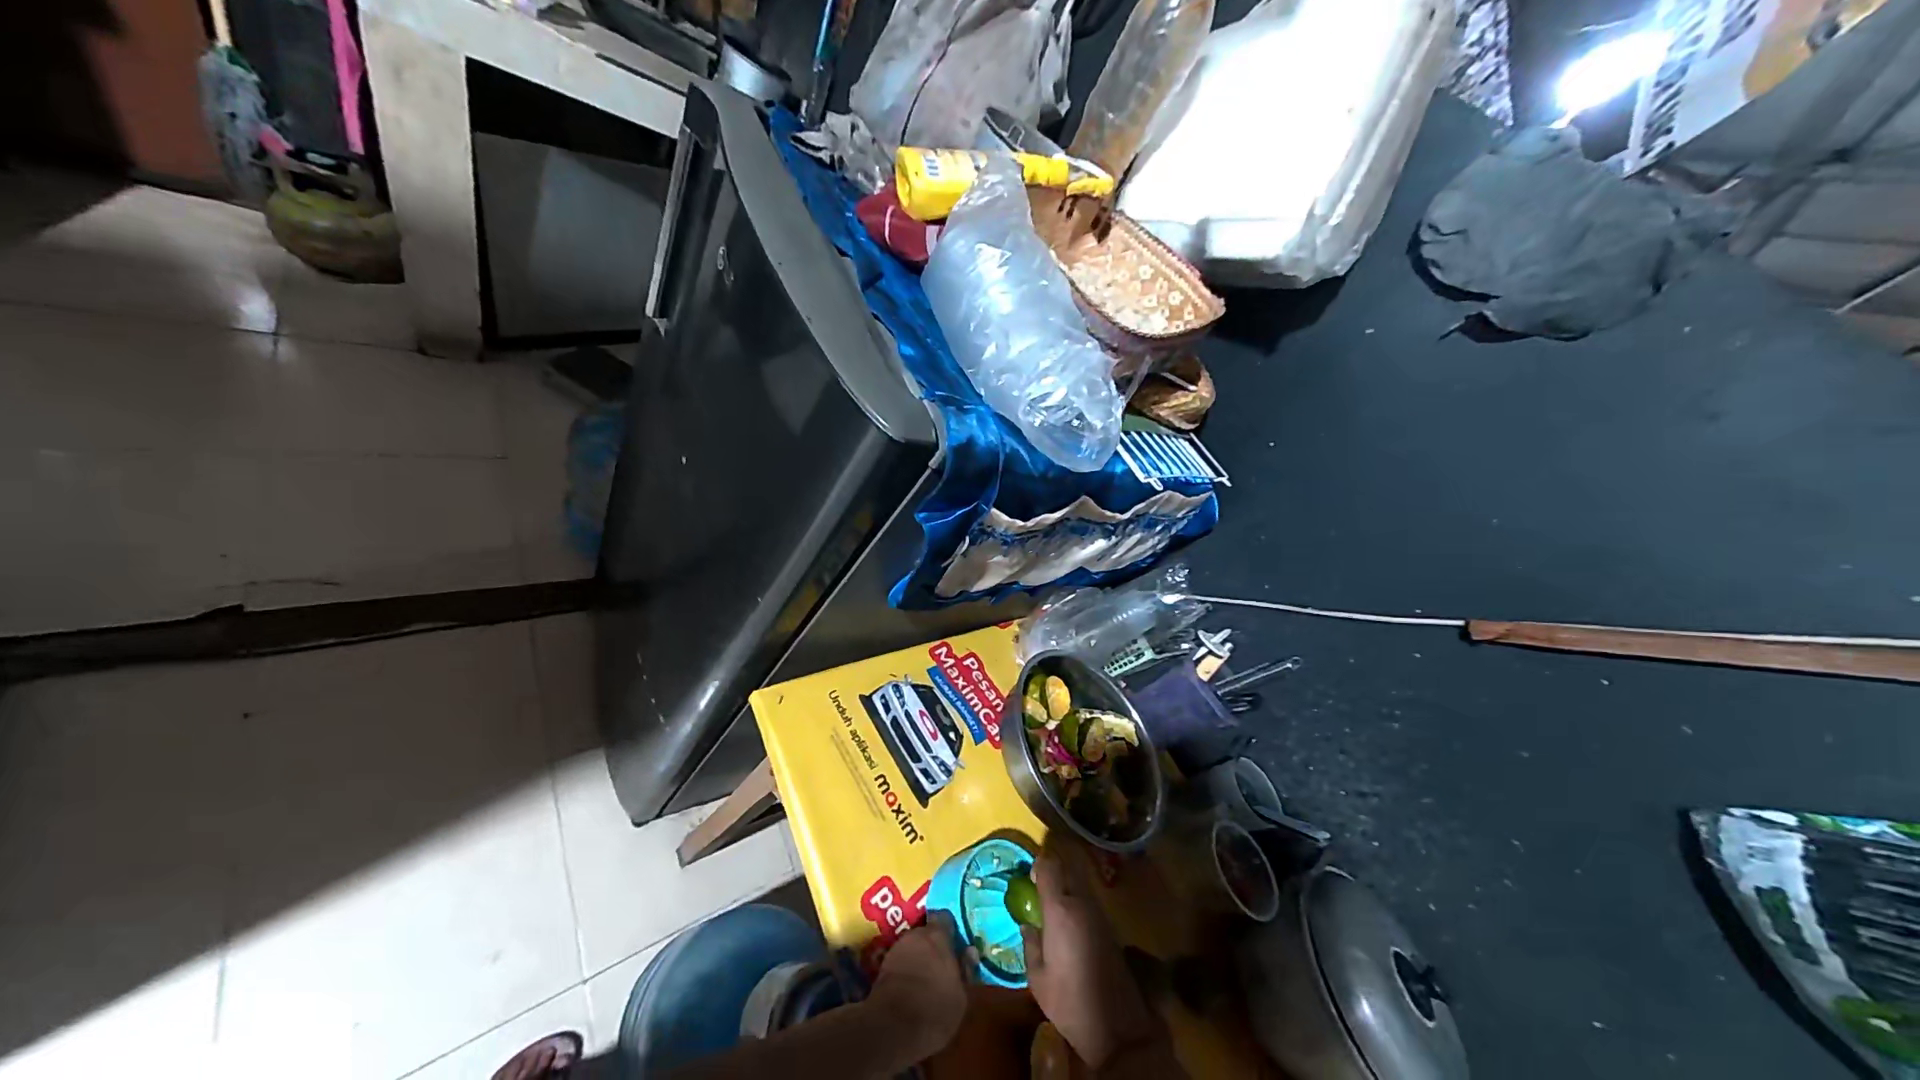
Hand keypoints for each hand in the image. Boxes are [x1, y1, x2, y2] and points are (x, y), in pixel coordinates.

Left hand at [868, 912, 968, 1060]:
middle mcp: (915, 935)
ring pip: (911, 946)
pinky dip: (905, 968)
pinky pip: (899, 960)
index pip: (944, 917)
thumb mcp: (961, 995)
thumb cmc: (935, 1009)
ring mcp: (896, 949)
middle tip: (942, 961)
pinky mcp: (882, 967)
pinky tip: (911, 985)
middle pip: (926, 932)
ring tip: (926, 975)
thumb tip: (970, 952)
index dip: (949, 928)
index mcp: (937, 936)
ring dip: (918, 955)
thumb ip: (965, 969)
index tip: (956, 940)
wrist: (893, 1028)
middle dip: (932, 944)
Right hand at [1020, 845, 1162, 1070]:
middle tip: (1037, 884)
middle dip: (1053, 870)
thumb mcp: (1038, 978)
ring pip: (1081, 884)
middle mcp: (1082, 905)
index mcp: (1060, 911)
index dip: (1038, 863)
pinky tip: (1068, 921)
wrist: (1116, 1028)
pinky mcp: (1111, 929)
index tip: (1027, 873)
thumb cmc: (1069, 1002)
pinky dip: (1077, 902)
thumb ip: (1031, 945)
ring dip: (1066, 885)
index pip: (1050, 868)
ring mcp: (1100, 915)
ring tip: (1050, 902)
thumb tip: (1028, 926)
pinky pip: (1089, 902)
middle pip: (1068, 870)